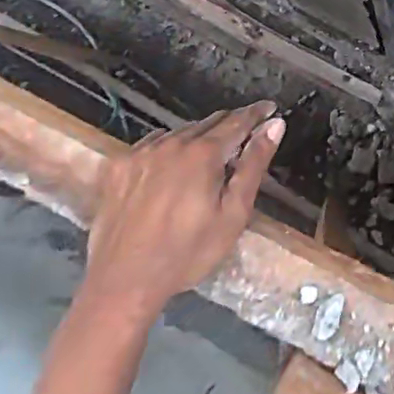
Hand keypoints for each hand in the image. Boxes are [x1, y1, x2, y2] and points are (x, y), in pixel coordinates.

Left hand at [79, 101, 285, 315]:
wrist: (123, 284)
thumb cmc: (187, 253)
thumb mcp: (233, 214)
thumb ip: (254, 165)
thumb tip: (274, 125)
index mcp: (203, 153)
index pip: (237, 121)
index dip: (256, 113)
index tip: (270, 109)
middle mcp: (173, 142)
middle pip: (209, 122)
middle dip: (230, 126)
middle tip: (242, 140)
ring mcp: (142, 152)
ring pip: (181, 132)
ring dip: (198, 138)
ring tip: (206, 159)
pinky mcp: (119, 165)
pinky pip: (152, 144)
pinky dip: (168, 148)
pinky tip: (169, 169)